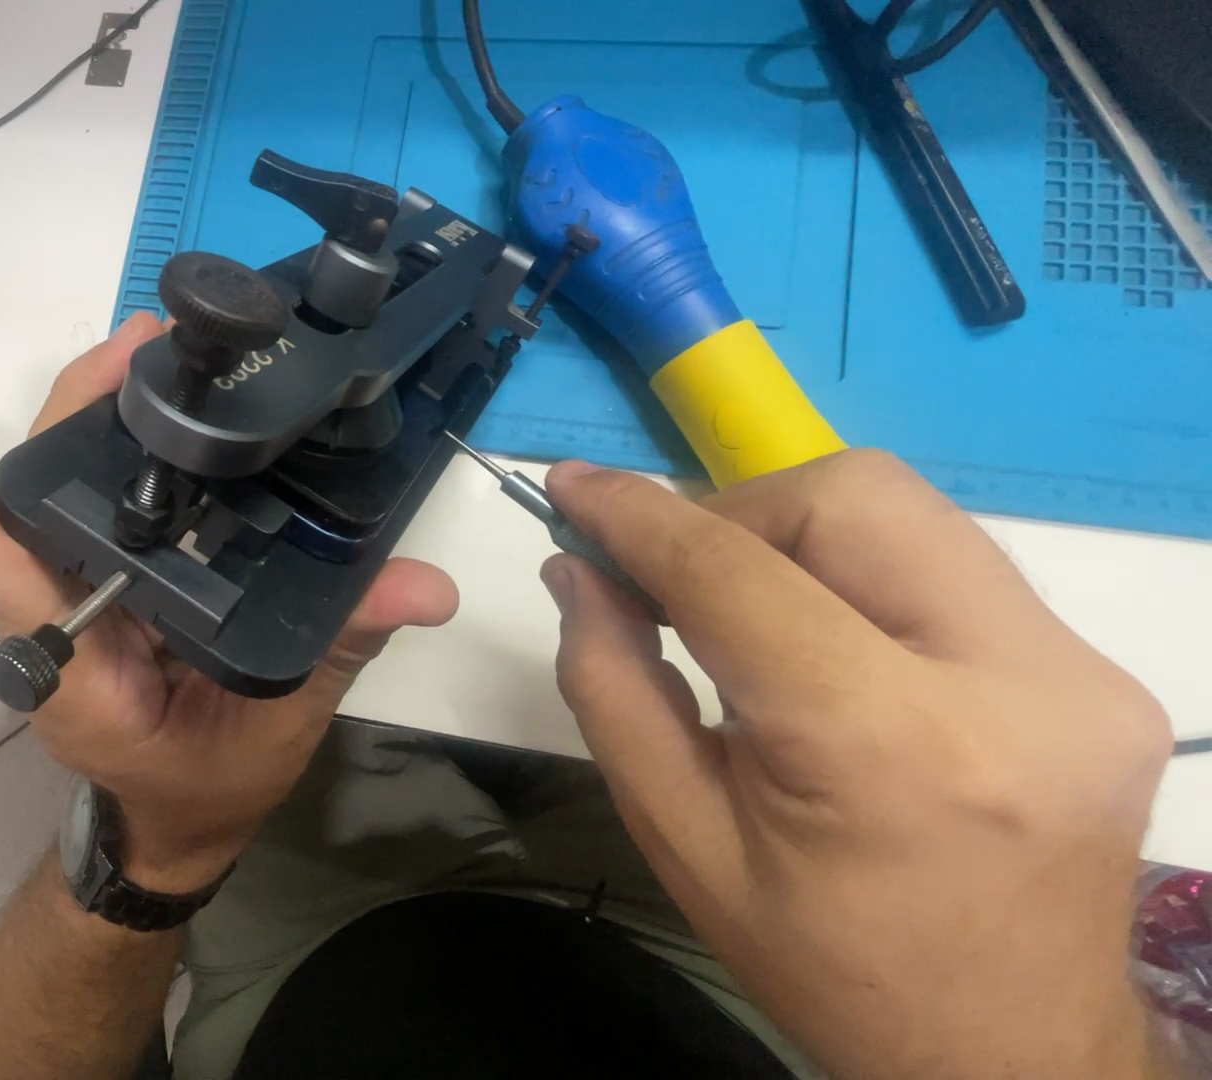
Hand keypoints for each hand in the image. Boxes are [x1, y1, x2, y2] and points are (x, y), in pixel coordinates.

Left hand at [0, 313, 457, 894]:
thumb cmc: (207, 787)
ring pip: (53, 490)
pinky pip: (91, 502)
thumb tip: (423, 587)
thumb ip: (338, 649)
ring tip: (154, 343)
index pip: (5, 577)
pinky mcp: (101, 581)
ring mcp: (76, 596)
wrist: (178, 815)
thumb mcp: (279, 727)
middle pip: (27, 503)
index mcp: (83, 674)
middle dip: (67, 412)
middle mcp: (60, 622)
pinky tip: (165, 399)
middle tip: (139, 338)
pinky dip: (118, 443)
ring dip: (90, 409)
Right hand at [541, 450, 1173, 1078]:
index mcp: (885, 745)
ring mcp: (1076, 668)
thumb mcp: (673, 829)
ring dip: (782, 530)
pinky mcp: (1091, 666)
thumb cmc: (815, 954)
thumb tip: (577, 571)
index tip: (569, 485)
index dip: (636, 515)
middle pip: (846, 496)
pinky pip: (934, 555)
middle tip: (666, 580)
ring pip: (897, 507)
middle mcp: (1013, 681)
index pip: (736, 573)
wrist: (1008, 1048)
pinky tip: (806, 631)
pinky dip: (839, 562)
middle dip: (726, 512)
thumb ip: (609, 683)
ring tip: (731, 606)